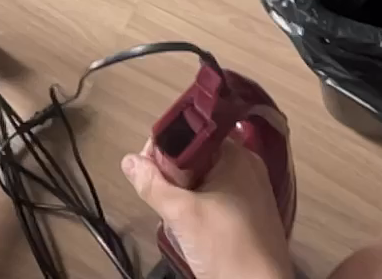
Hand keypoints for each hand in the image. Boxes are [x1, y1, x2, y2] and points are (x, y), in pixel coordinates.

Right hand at [122, 139, 291, 278]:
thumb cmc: (225, 248)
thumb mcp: (182, 215)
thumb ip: (153, 184)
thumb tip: (129, 160)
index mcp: (235, 154)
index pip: (190, 134)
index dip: (163, 147)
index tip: (147, 170)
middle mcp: (246, 165)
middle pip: (197, 157)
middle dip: (173, 176)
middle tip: (162, 200)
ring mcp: (252, 191)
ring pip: (205, 180)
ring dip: (185, 196)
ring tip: (176, 219)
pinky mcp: (252, 214)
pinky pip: (218, 198)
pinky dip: (201, 208)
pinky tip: (193, 230)